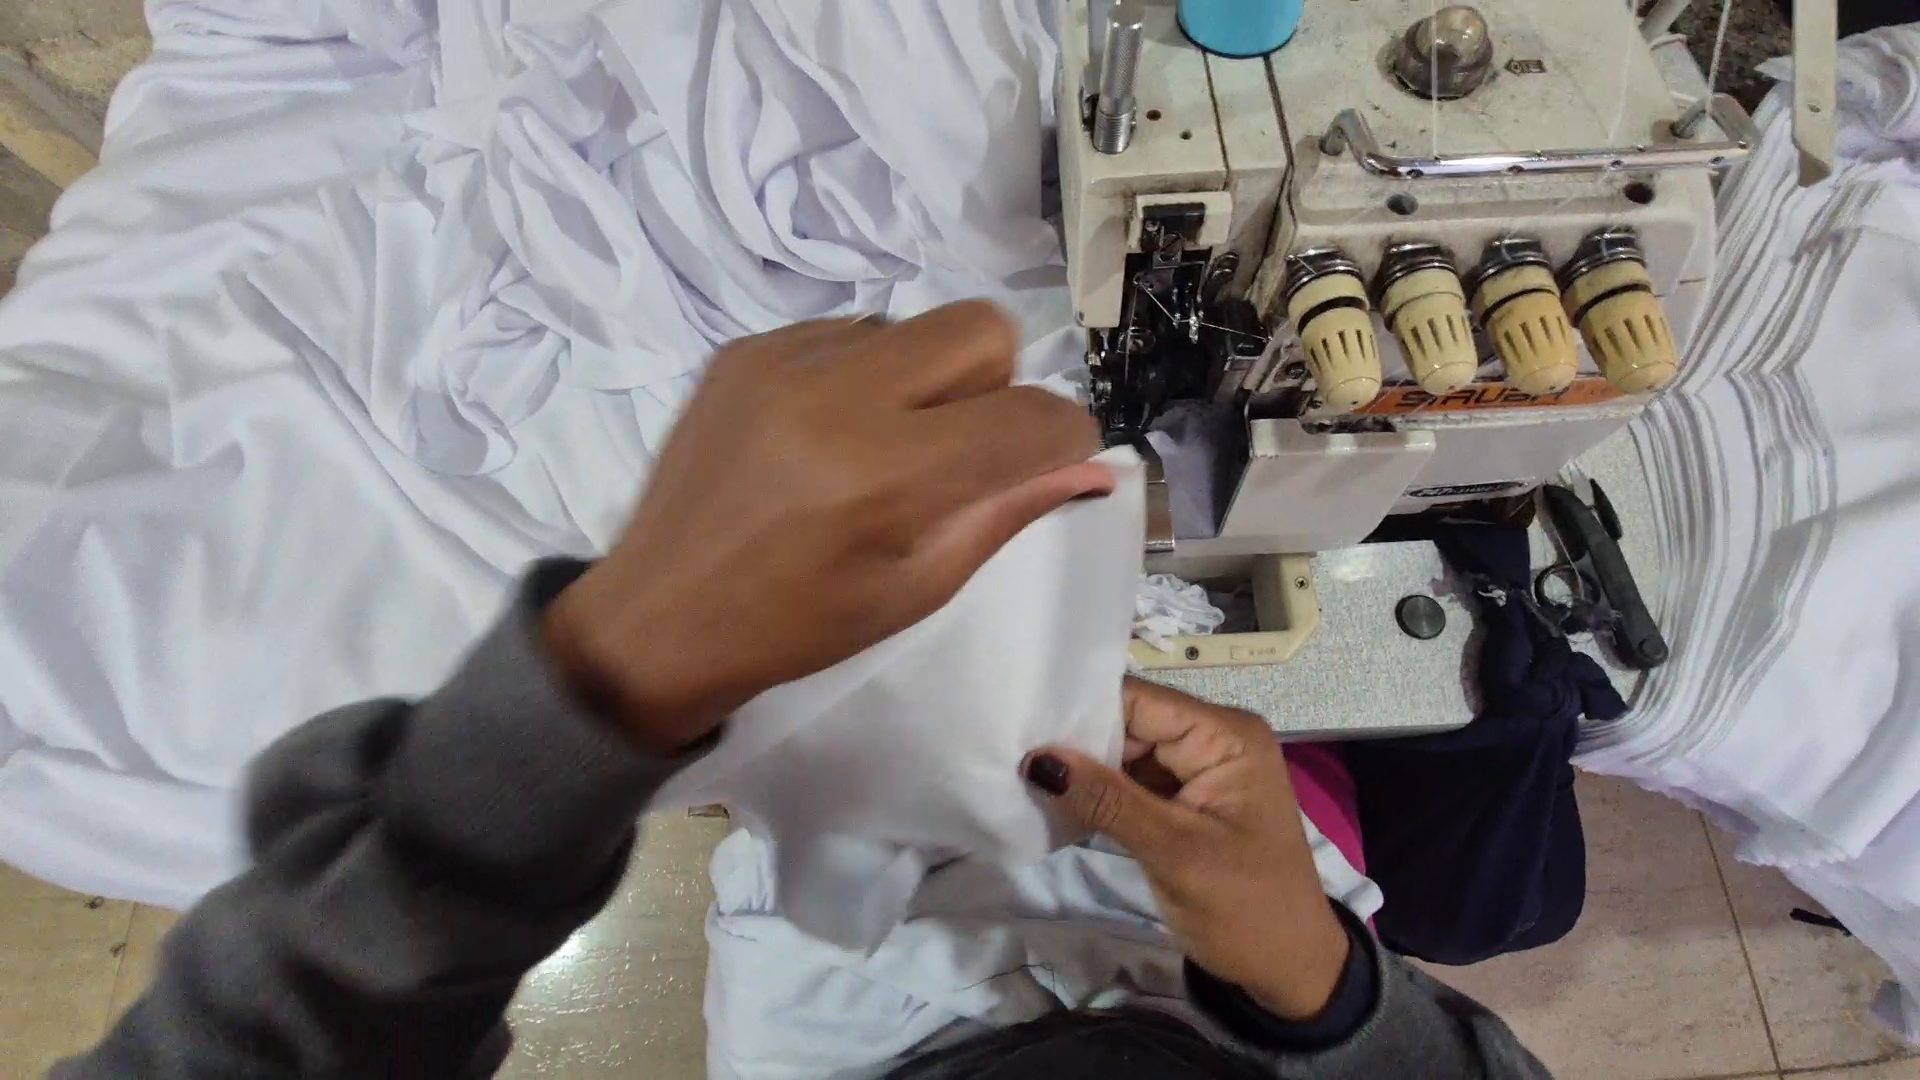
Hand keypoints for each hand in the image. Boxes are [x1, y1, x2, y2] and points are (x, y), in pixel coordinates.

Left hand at [543, 302, 1111, 752]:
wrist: (659, 617)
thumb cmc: (799, 626)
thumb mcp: (917, 588)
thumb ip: (1006, 512)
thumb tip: (1086, 462)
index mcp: (885, 475)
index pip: (1030, 418)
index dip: (1066, 437)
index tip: (1051, 461)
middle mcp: (837, 394)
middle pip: (982, 328)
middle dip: (996, 387)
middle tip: (957, 450)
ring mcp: (782, 359)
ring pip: (916, 327)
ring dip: (925, 382)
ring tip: (876, 448)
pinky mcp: (745, 348)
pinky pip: (850, 333)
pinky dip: (863, 377)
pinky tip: (825, 434)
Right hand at [1024, 677, 1350, 1020]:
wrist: (1290, 972)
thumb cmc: (1246, 909)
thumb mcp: (1175, 853)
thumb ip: (1107, 800)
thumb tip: (1038, 760)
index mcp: (1226, 736)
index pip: (1141, 701)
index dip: (1085, 709)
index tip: (1026, 720)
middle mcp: (1212, 738)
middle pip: (1129, 721)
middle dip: (1079, 739)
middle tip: (1016, 749)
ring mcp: (1196, 767)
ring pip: (1124, 750)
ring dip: (1083, 767)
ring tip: (1024, 770)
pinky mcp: (1182, 795)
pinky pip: (1130, 778)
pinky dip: (1098, 790)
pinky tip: (1055, 796)